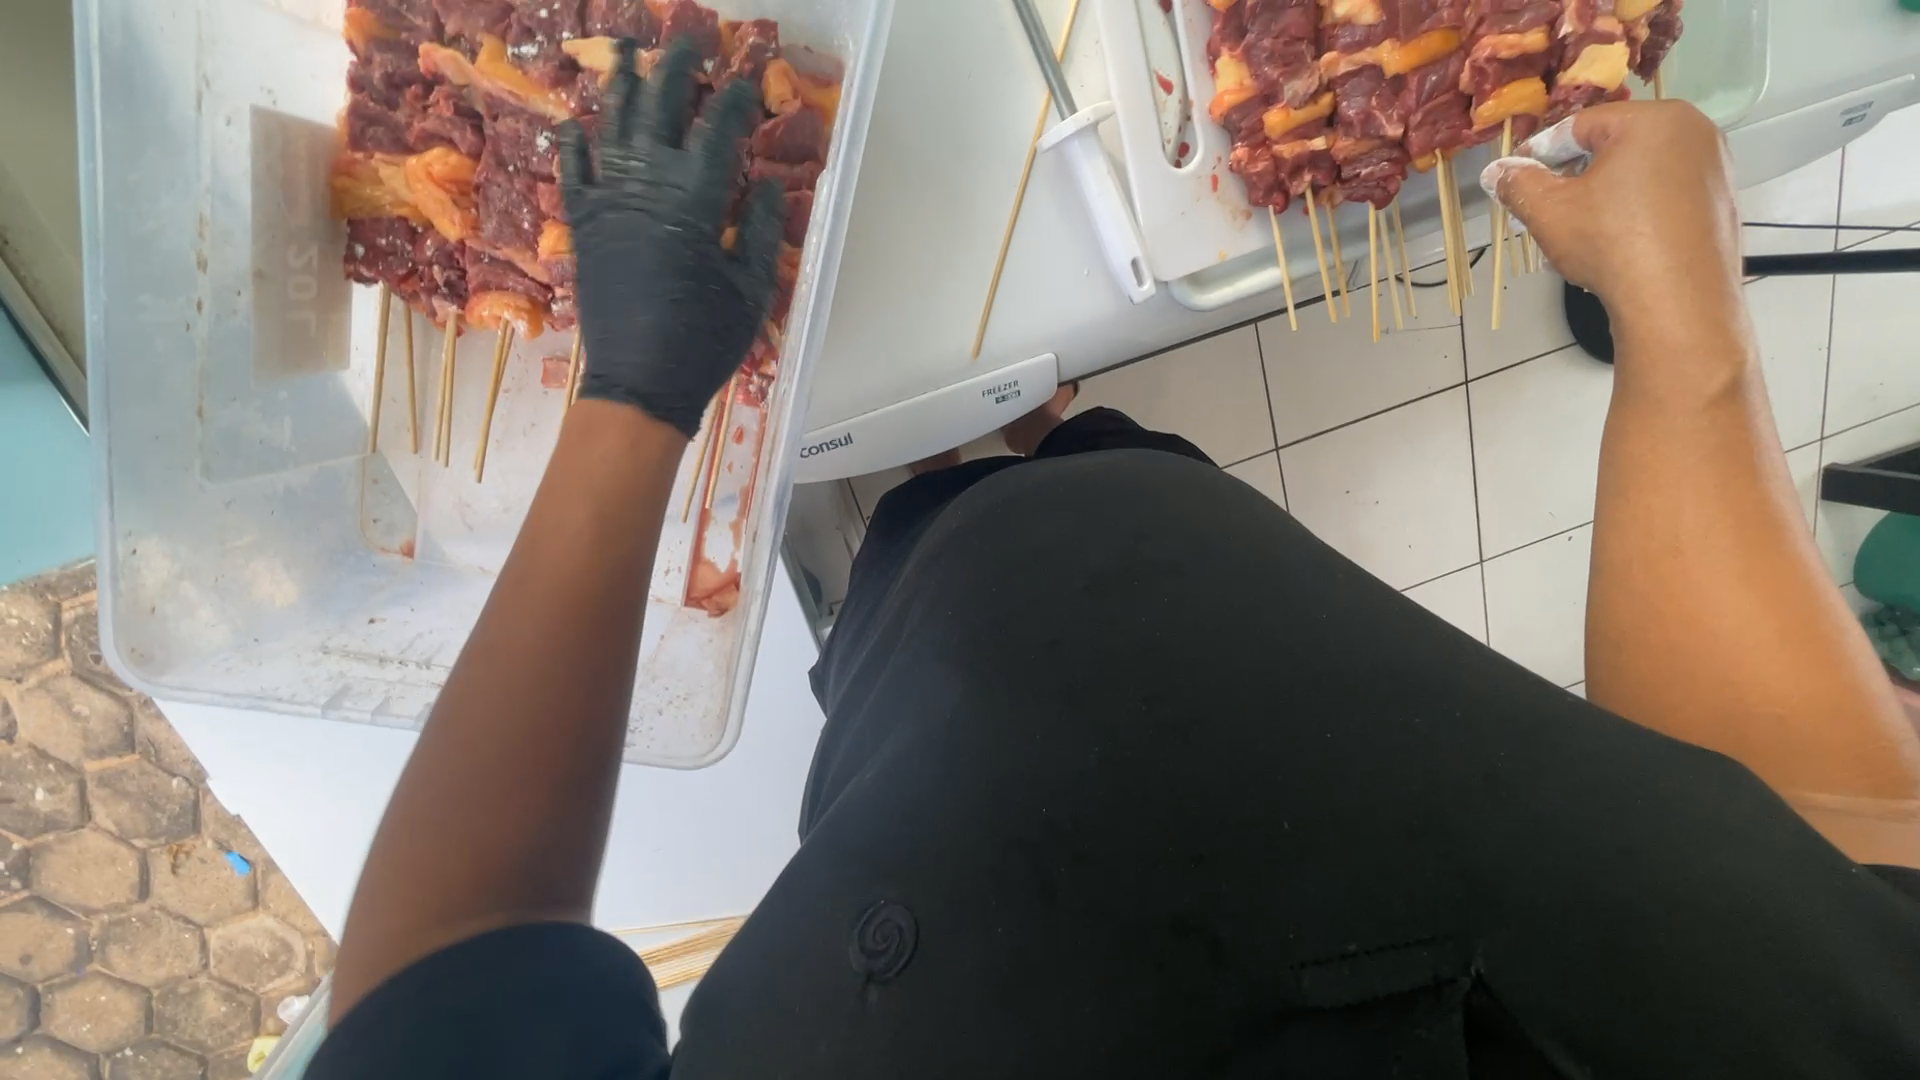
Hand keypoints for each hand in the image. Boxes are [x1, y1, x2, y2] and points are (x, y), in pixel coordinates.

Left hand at [562, 38, 783, 438]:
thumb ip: (758, 228)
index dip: (736, 98)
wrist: (642, 379)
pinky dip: (575, 139)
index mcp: (696, 198)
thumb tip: (765, 182)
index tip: (748, 81)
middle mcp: (647, 181)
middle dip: (677, 66)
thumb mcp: (751, 288)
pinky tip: (577, 121)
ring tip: (629, 51)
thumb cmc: (706, 338)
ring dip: (622, 81)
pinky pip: (573, 165)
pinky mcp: (582, 219)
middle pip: (661, 104)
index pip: (720, 128)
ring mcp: (607, 196)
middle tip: (690, 43)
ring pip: (611, 121)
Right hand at [1485, 102, 1743, 329]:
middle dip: (1569, 177)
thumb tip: (1496, 171)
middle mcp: (1690, 129)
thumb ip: (1518, 184)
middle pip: (1610, 146)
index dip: (1538, 152)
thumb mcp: (1548, 211)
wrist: (1676, 292)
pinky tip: (1607, 244)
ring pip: (1634, 172)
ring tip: (1570, 234)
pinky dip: (1628, 210)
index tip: (1513, 178)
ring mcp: (1710, 163)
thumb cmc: (1608, 240)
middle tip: (1540, 211)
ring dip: (1595, 197)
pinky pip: (1659, 193)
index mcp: (1651, 120)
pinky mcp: (1716, 196)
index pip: (1579, 125)